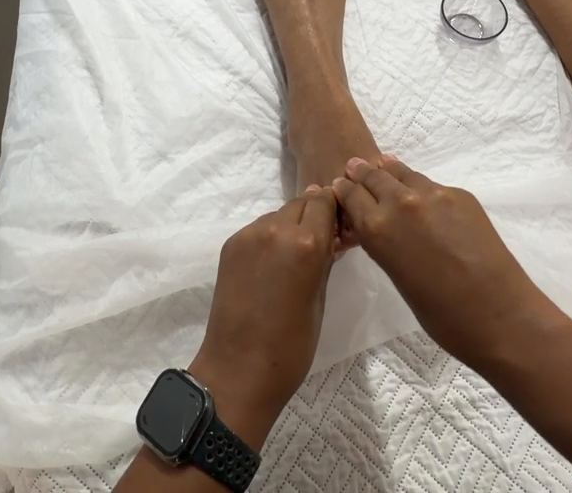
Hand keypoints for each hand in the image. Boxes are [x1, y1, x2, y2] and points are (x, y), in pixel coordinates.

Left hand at [186, 188, 340, 446]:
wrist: (240, 368)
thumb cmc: (293, 345)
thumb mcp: (320, 299)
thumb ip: (325, 261)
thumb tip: (331, 238)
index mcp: (306, 243)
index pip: (324, 202)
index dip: (334, 209)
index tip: (340, 223)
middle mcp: (276, 229)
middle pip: (301, 203)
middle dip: (314, 215)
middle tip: (321, 240)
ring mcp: (249, 235)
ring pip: (278, 214)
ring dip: (291, 225)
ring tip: (295, 255)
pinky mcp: (231, 245)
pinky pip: (259, 229)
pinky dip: (270, 237)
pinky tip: (272, 265)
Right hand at [332, 156, 564, 371]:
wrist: (499, 315)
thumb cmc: (441, 314)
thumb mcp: (396, 275)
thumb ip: (384, 243)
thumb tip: (382, 227)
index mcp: (377, 228)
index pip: (350, 194)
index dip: (343, 190)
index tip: (340, 186)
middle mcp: (400, 202)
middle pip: (373, 176)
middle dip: (362, 174)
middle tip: (355, 168)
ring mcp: (433, 194)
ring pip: (402, 172)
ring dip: (389, 171)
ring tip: (382, 166)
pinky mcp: (460, 195)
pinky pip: (430, 185)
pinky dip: (419, 186)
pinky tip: (420, 194)